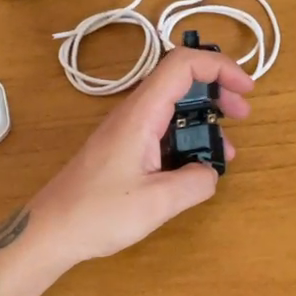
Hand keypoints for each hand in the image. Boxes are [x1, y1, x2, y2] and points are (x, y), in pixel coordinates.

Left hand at [28, 47, 254, 264]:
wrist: (50, 230)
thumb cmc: (98, 214)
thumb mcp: (158, 202)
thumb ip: (195, 182)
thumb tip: (209, 171)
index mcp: (140, 115)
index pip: (182, 64)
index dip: (219, 67)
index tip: (246, 89)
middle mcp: (132, 114)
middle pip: (179, 80)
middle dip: (217, 90)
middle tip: (242, 115)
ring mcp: (125, 131)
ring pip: (171, 107)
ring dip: (203, 120)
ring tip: (225, 151)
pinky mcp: (121, 149)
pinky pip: (160, 130)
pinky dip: (185, 138)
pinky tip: (196, 167)